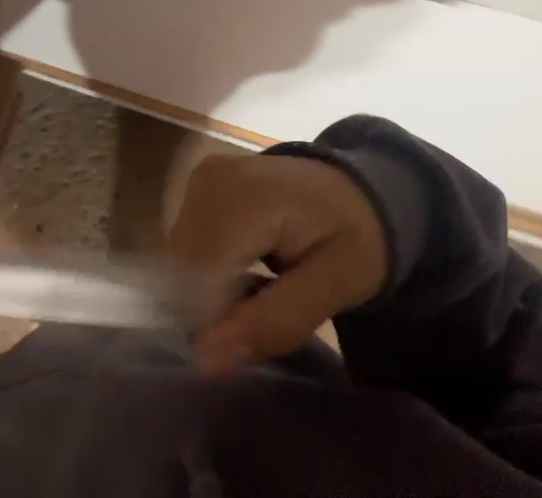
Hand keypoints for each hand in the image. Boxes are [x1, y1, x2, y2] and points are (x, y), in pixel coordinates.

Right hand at [167, 153, 388, 373]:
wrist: (361, 189)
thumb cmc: (357, 236)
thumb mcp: (337, 285)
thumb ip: (276, 321)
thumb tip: (206, 360)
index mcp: (244, 199)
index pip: (199, 280)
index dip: (218, 323)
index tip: (253, 343)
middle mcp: (207, 182)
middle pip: (184, 271)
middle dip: (214, 309)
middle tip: (262, 320)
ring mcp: (198, 180)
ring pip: (179, 263)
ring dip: (209, 293)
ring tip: (259, 294)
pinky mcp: (195, 186)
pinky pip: (185, 246)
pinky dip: (207, 272)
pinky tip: (243, 274)